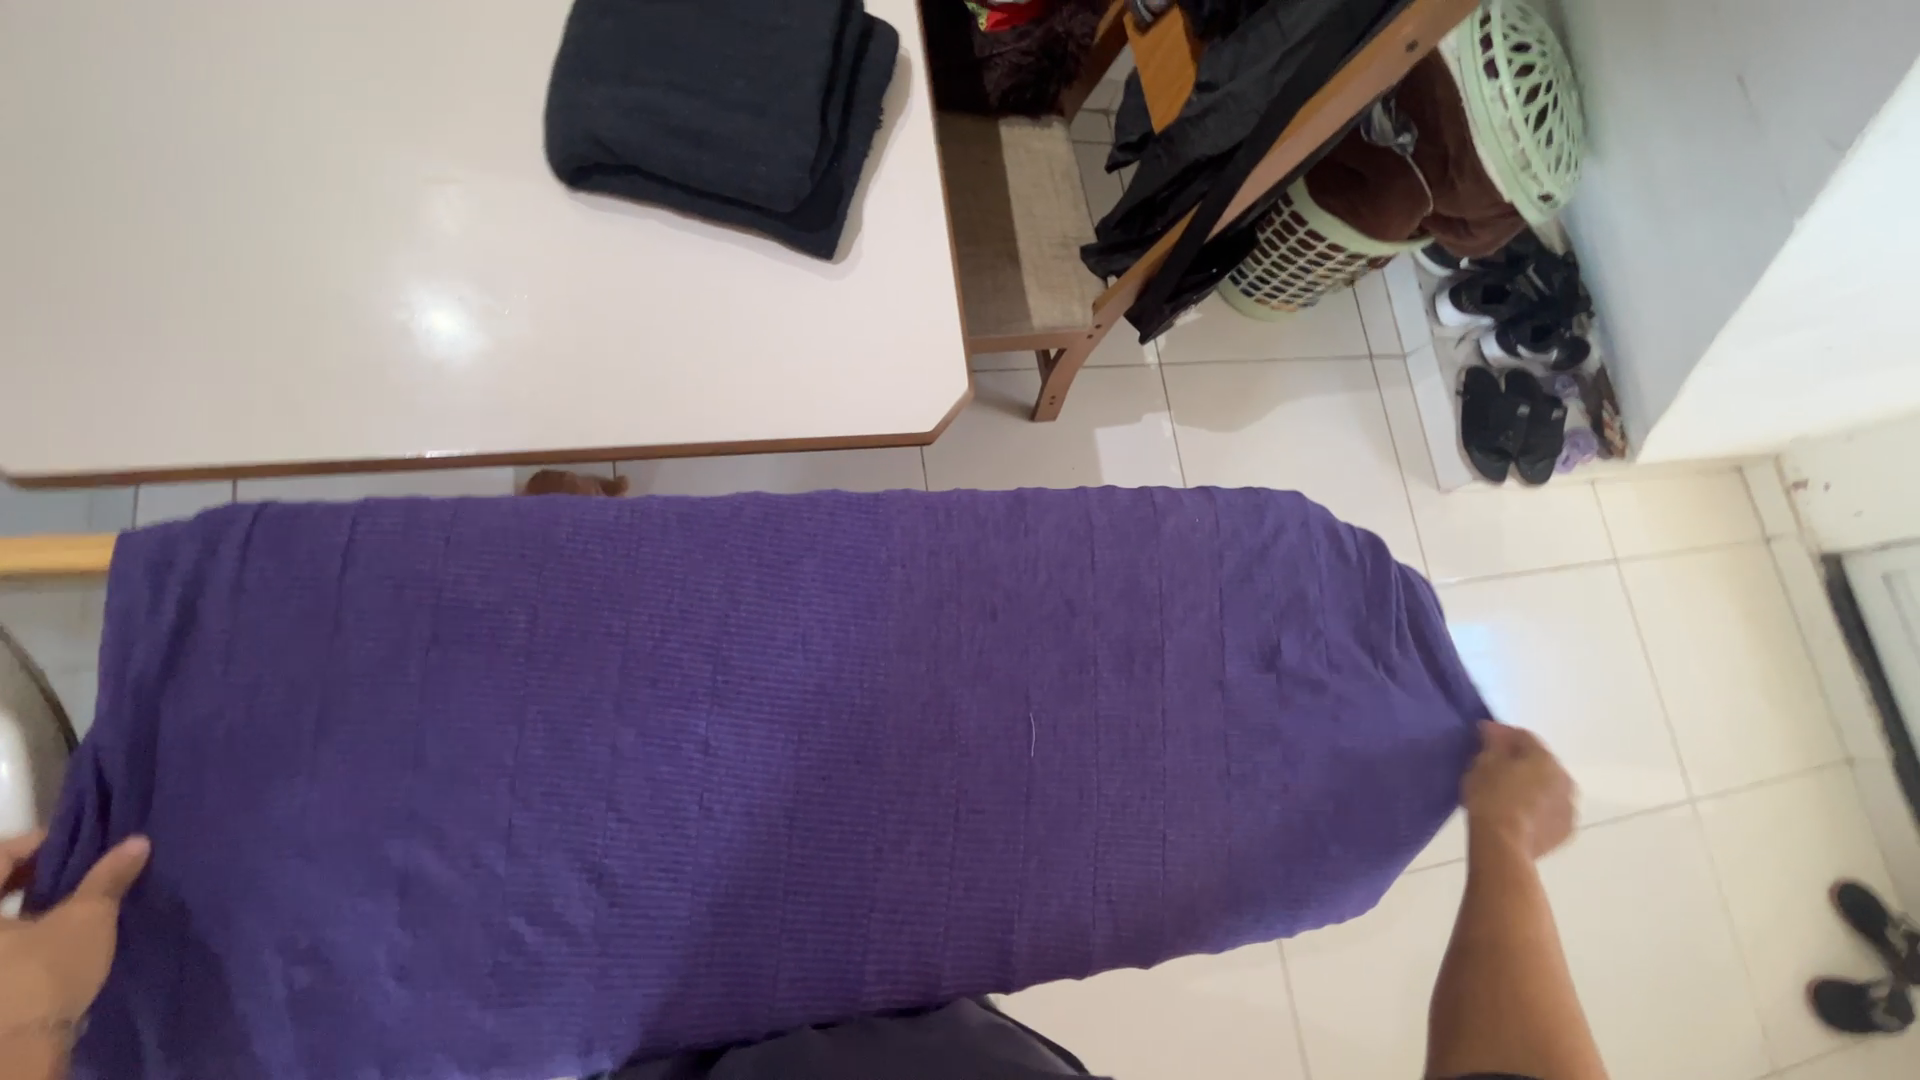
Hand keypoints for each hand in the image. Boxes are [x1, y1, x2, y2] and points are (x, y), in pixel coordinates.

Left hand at [0, 831, 150, 1032]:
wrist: (16, 1050)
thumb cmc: (43, 972)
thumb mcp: (87, 918)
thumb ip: (108, 877)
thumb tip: (137, 841)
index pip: (1, 853)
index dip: (45, 843)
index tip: (88, 843)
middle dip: (36, 873)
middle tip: (83, 869)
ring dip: (27, 903)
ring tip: (74, 901)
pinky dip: (19, 930)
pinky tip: (52, 935)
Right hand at [1462, 721, 1575, 859]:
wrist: (1504, 843)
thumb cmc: (1490, 796)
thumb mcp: (1483, 763)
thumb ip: (1493, 743)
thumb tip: (1494, 728)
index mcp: (1545, 759)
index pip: (1524, 736)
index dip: (1502, 734)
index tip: (1482, 736)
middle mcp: (1565, 779)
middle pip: (1541, 762)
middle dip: (1520, 760)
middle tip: (1495, 764)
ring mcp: (1569, 807)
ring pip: (1549, 787)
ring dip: (1532, 784)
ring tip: (1507, 790)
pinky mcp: (1566, 830)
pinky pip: (1550, 809)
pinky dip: (1537, 806)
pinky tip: (1519, 811)